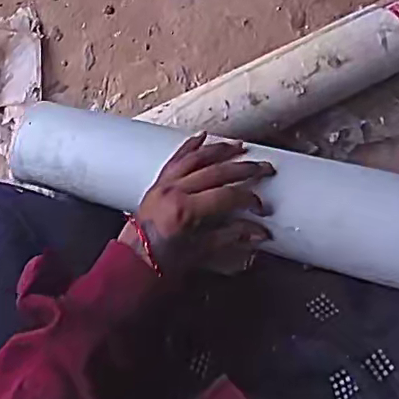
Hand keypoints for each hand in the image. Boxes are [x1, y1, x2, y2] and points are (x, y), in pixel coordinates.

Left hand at [133, 134, 273, 276]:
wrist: (133, 260)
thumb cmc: (163, 261)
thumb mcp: (200, 252)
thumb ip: (230, 237)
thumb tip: (258, 231)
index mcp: (186, 210)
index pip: (227, 196)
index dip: (249, 199)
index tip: (260, 207)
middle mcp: (175, 191)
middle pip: (216, 172)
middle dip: (244, 168)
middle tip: (264, 167)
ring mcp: (165, 183)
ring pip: (196, 158)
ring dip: (220, 150)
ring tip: (239, 147)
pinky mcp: (158, 181)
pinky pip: (176, 158)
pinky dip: (190, 145)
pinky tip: (202, 136)